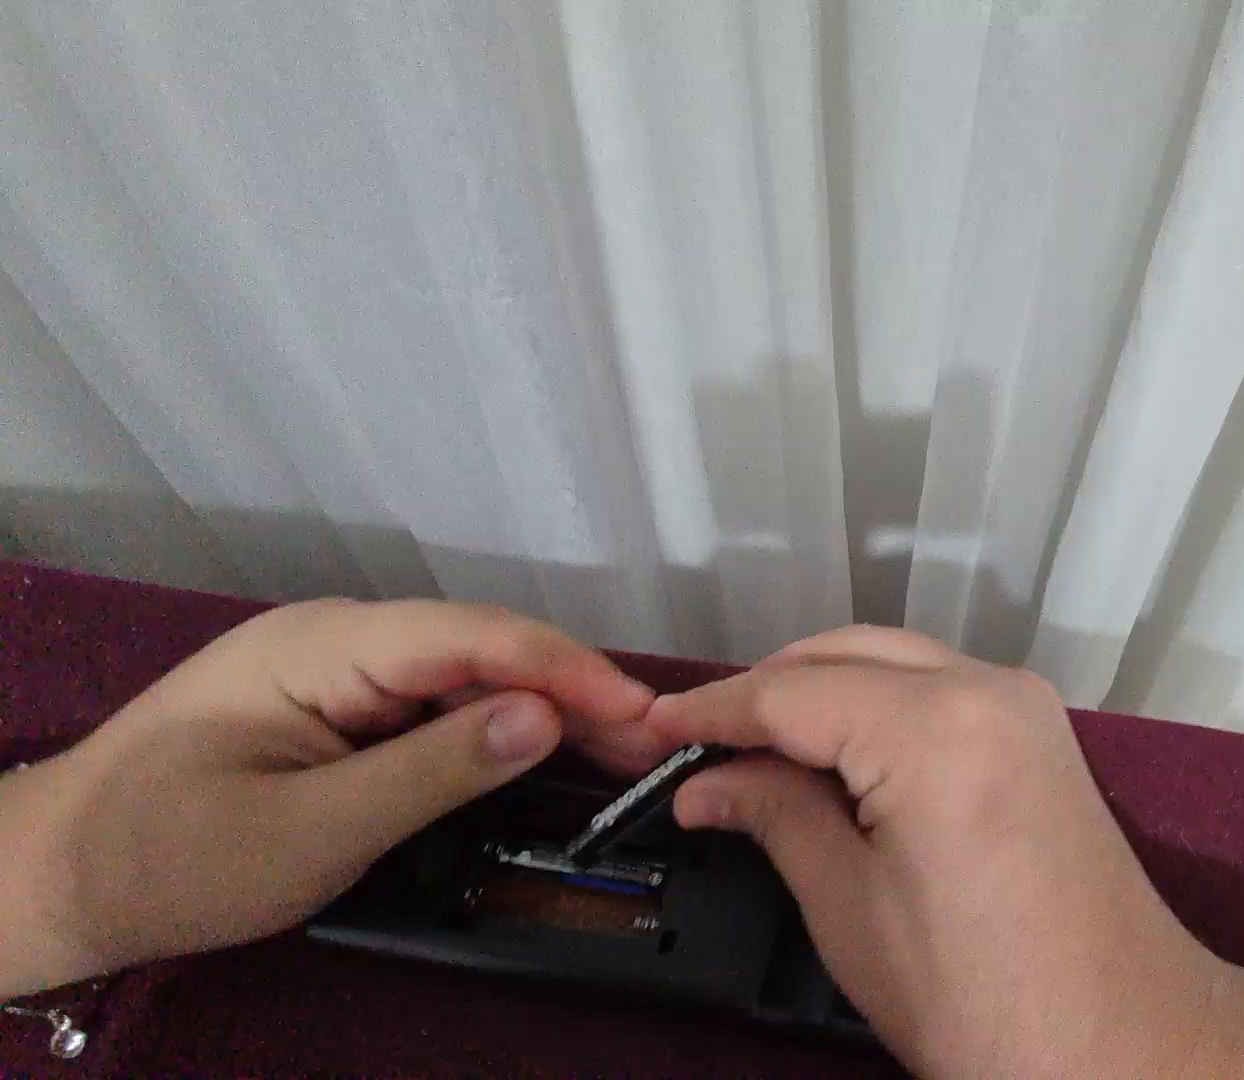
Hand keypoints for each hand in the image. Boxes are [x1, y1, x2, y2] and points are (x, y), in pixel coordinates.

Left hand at [0, 599, 661, 995]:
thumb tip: (545, 720)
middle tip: (650, 742)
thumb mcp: (303, 833)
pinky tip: (562, 746)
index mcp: (329, 646)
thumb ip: (431, 771)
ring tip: (625, 748)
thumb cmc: (162, 862)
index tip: (638, 711)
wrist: (42, 886)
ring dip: (557, 710)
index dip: (565, 669)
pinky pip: (460, 700)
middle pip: (493, 649)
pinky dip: (517, 726)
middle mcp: (356, 637)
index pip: (474, 636)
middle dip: (577, 692)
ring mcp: (362, 665)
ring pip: (485, 673)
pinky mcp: (368, 699)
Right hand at [646, 626, 1220, 1079]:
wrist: (1126, 1037)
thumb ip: (776, 816)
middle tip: (704, 740)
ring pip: (892, 657)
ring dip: (822, 685)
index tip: (655, 727)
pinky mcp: (1036, 720)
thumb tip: (706, 783)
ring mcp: (1020, 695)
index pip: (795, 695)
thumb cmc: (978, 996)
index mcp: (935, 727)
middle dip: (769, 687)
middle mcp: (985, 683)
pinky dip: (876, 698)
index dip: (716, 709)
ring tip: (760, 742)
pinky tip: (839, 741)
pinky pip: (934, 681)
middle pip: (846, 652)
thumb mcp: (852, 908)